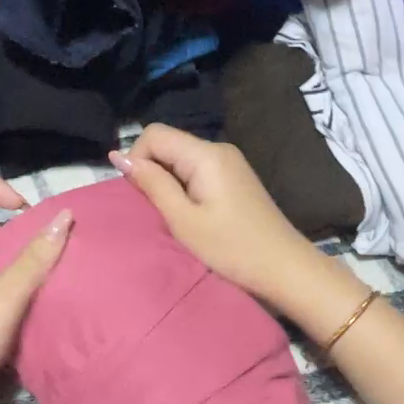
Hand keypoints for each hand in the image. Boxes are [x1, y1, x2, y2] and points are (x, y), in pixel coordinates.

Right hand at [110, 124, 337, 311]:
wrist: (285, 269)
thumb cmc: (231, 248)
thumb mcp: (183, 220)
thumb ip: (152, 184)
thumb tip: (118, 156)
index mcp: (206, 154)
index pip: (155, 134)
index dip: (136, 158)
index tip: (137, 195)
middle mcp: (219, 149)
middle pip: (169, 144)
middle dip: (152, 171)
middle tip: (155, 211)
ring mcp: (230, 163)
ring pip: (182, 159)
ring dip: (168, 182)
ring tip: (172, 217)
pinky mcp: (235, 178)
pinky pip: (198, 171)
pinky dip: (185, 187)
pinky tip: (191, 216)